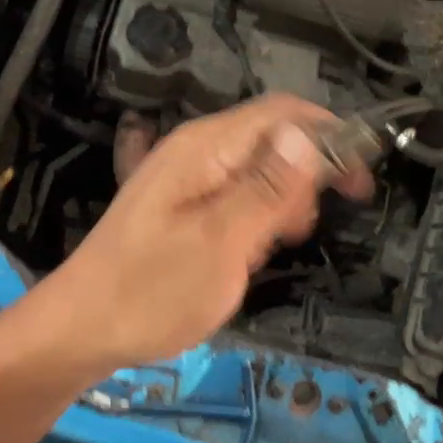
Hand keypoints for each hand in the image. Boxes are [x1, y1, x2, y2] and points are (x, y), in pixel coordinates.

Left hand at [31, 94, 370, 373]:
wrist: (80, 329)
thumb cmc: (150, 291)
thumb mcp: (220, 244)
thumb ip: (267, 188)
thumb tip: (308, 133)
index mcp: (206, 147)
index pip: (283, 112)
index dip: (330, 134)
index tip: (362, 180)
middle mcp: (198, 149)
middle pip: (274, 138)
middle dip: (304, 177)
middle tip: (302, 232)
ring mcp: (188, 176)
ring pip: (259, 170)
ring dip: (279, 205)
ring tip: (266, 250)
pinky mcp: (184, 204)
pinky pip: (236, 196)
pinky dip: (254, 220)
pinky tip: (243, 256)